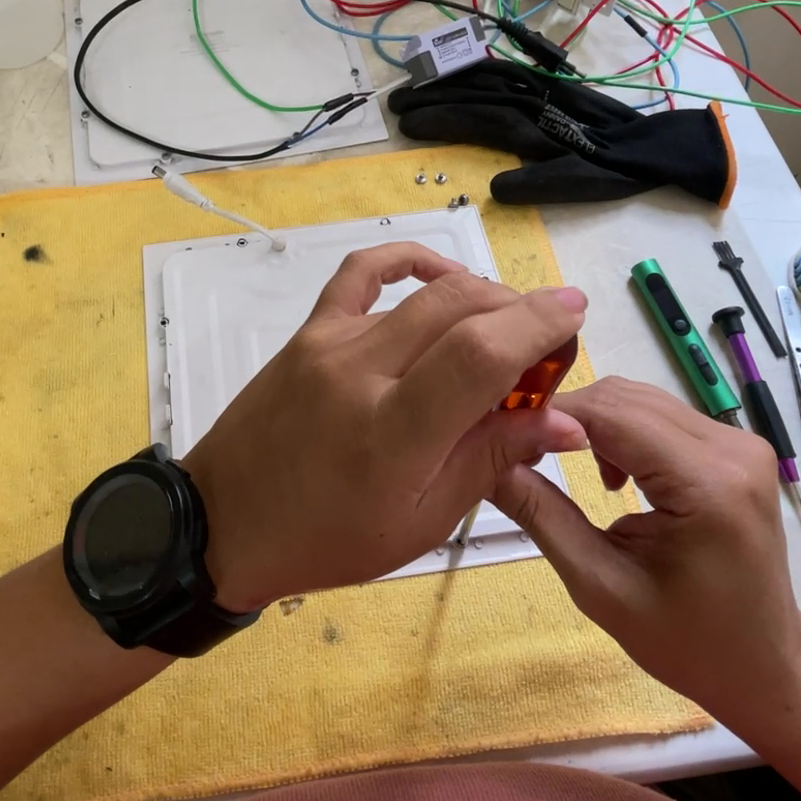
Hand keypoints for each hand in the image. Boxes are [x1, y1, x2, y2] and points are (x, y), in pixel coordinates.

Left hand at [185, 241, 588, 611]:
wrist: (225, 522)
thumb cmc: (326, 539)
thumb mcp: (419, 522)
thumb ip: (490, 459)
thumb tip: (563, 422)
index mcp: (393, 432)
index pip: (480, 353)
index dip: (539, 324)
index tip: (575, 315)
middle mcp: (360, 371)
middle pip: (458, 307)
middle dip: (518, 308)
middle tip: (546, 338)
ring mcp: (328, 343)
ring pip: (420, 295)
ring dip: (476, 301)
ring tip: (501, 329)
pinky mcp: (307, 333)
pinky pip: (360, 274)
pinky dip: (408, 261)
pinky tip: (441, 274)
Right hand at [488, 377, 800, 719]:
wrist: (763, 667)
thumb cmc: (683, 641)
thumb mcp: (597, 585)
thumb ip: (540, 514)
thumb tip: (482, 460)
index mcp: (707, 485)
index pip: (610, 416)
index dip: (547, 414)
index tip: (496, 429)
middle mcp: (733, 448)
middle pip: (624, 399)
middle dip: (563, 415)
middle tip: (517, 447)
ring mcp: (740, 443)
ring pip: (638, 399)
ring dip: (590, 421)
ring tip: (560, 463)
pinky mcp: (735, 448)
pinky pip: (659, 415)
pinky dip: (619, 430)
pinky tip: (610, 474)